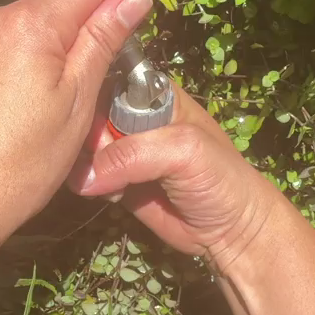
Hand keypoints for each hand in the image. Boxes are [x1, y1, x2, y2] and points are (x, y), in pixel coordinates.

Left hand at [0, 0, 154, 260]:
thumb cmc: (20, 165)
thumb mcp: (75, 105)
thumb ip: (102, 42)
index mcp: (27, 24)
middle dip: (93, 9)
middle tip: (126, 34)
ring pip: (29, 21)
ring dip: (60, 34)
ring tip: (82, 72)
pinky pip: (3, 41)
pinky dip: (30, 50)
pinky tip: (37, 85)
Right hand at [69, 89, 293, 272]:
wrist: (230, 231)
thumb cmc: (219, 178)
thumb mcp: (184, 151)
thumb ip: (134, 153)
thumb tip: (85, 176)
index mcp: (154, 96)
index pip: (107, 83)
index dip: (95, 102)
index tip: (101, 127)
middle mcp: (133, 117)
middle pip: (89, 115)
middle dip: (91, 139)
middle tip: (109, 161)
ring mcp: (122, 150)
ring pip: (83, 147)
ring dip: (89, 166)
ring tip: (113, 182)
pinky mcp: (114, 180)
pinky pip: (85, 175)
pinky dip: (89, 185)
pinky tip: (111, 195)